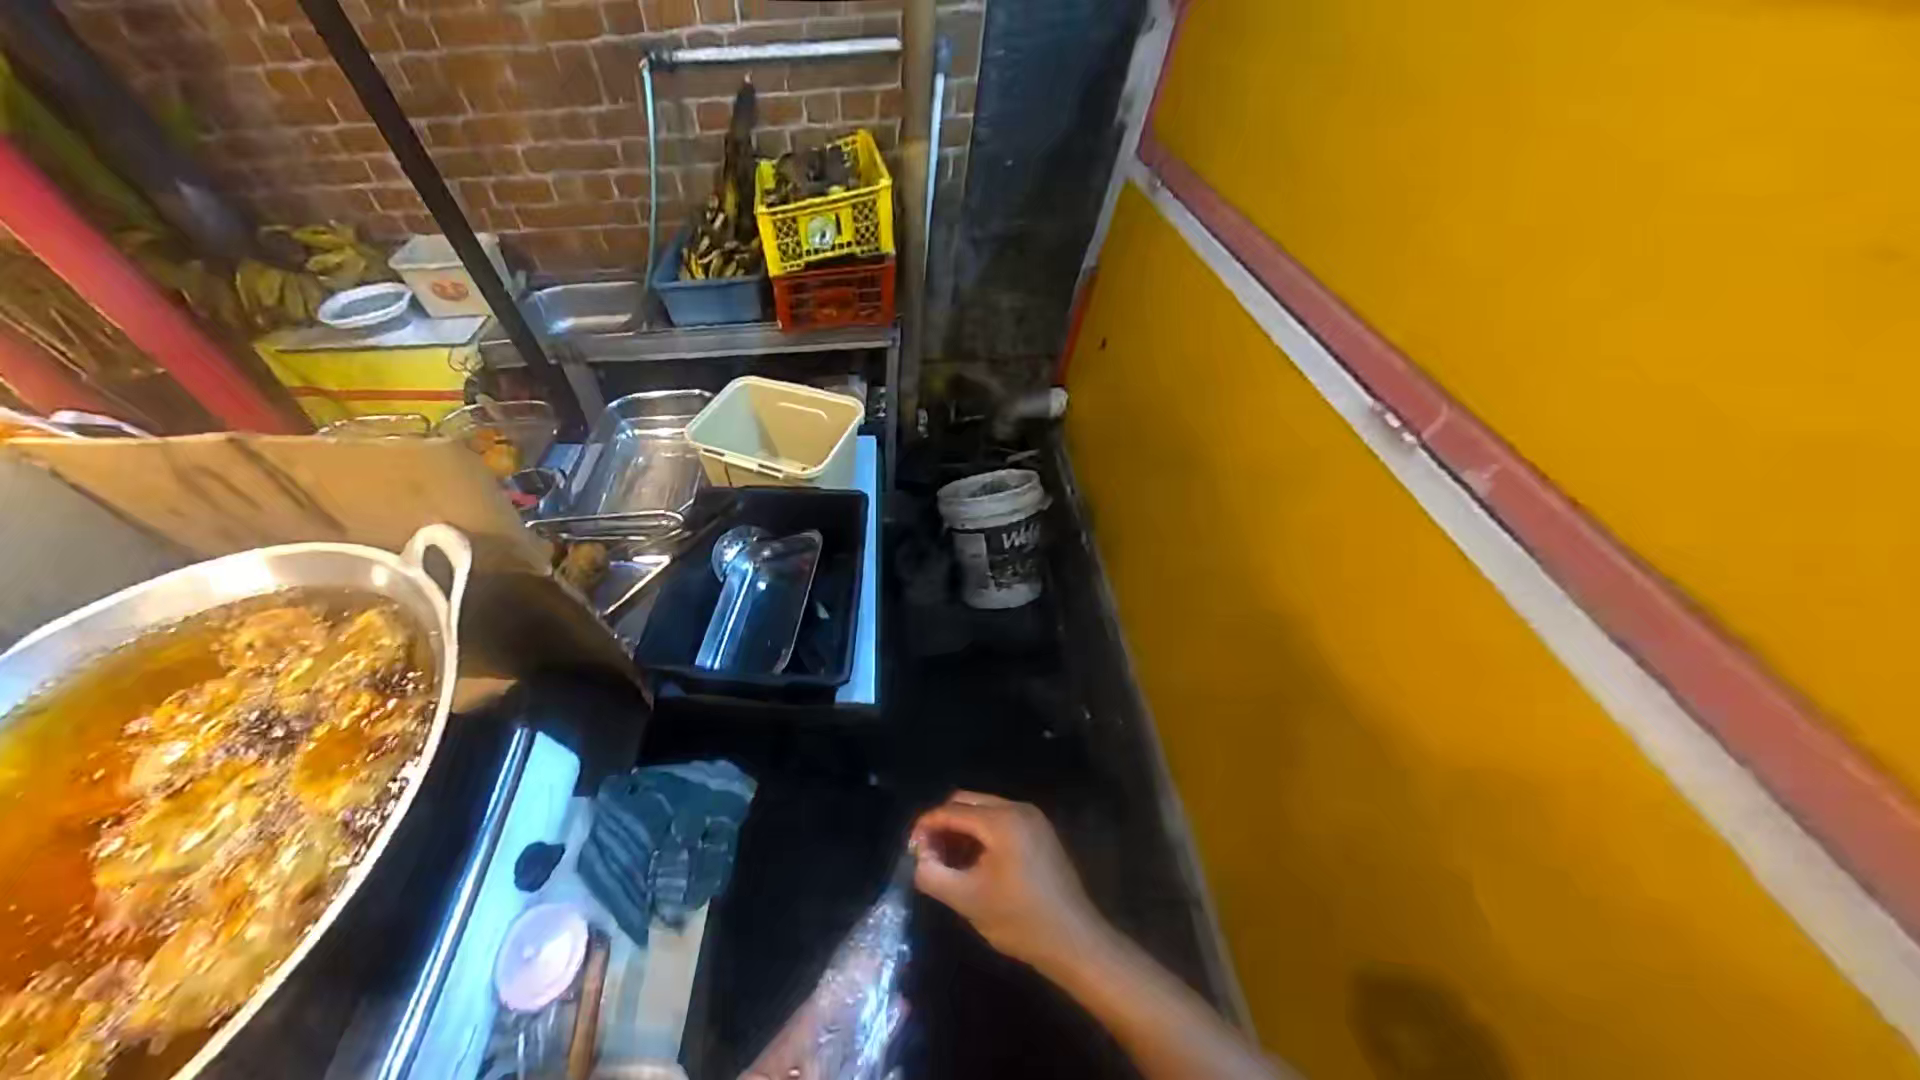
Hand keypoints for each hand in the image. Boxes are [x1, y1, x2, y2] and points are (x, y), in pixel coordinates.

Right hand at [909, 792, 1107, 971]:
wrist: (1074, 940)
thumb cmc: (1019, 920)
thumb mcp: (967, 900)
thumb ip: (933, 874)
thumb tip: (919, 856)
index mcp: (1001, 820)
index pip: (950, 810)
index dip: (925, 826)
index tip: (910, 850)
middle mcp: (1018, 808)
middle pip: (967, 802)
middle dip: (943, 824)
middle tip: (927, 854)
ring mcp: (1033, 818)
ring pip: (984, 810)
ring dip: (961, 829)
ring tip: (946, 860)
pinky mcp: (1040, 832)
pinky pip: (1001, 820)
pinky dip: (981, 834)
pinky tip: (973, 861)